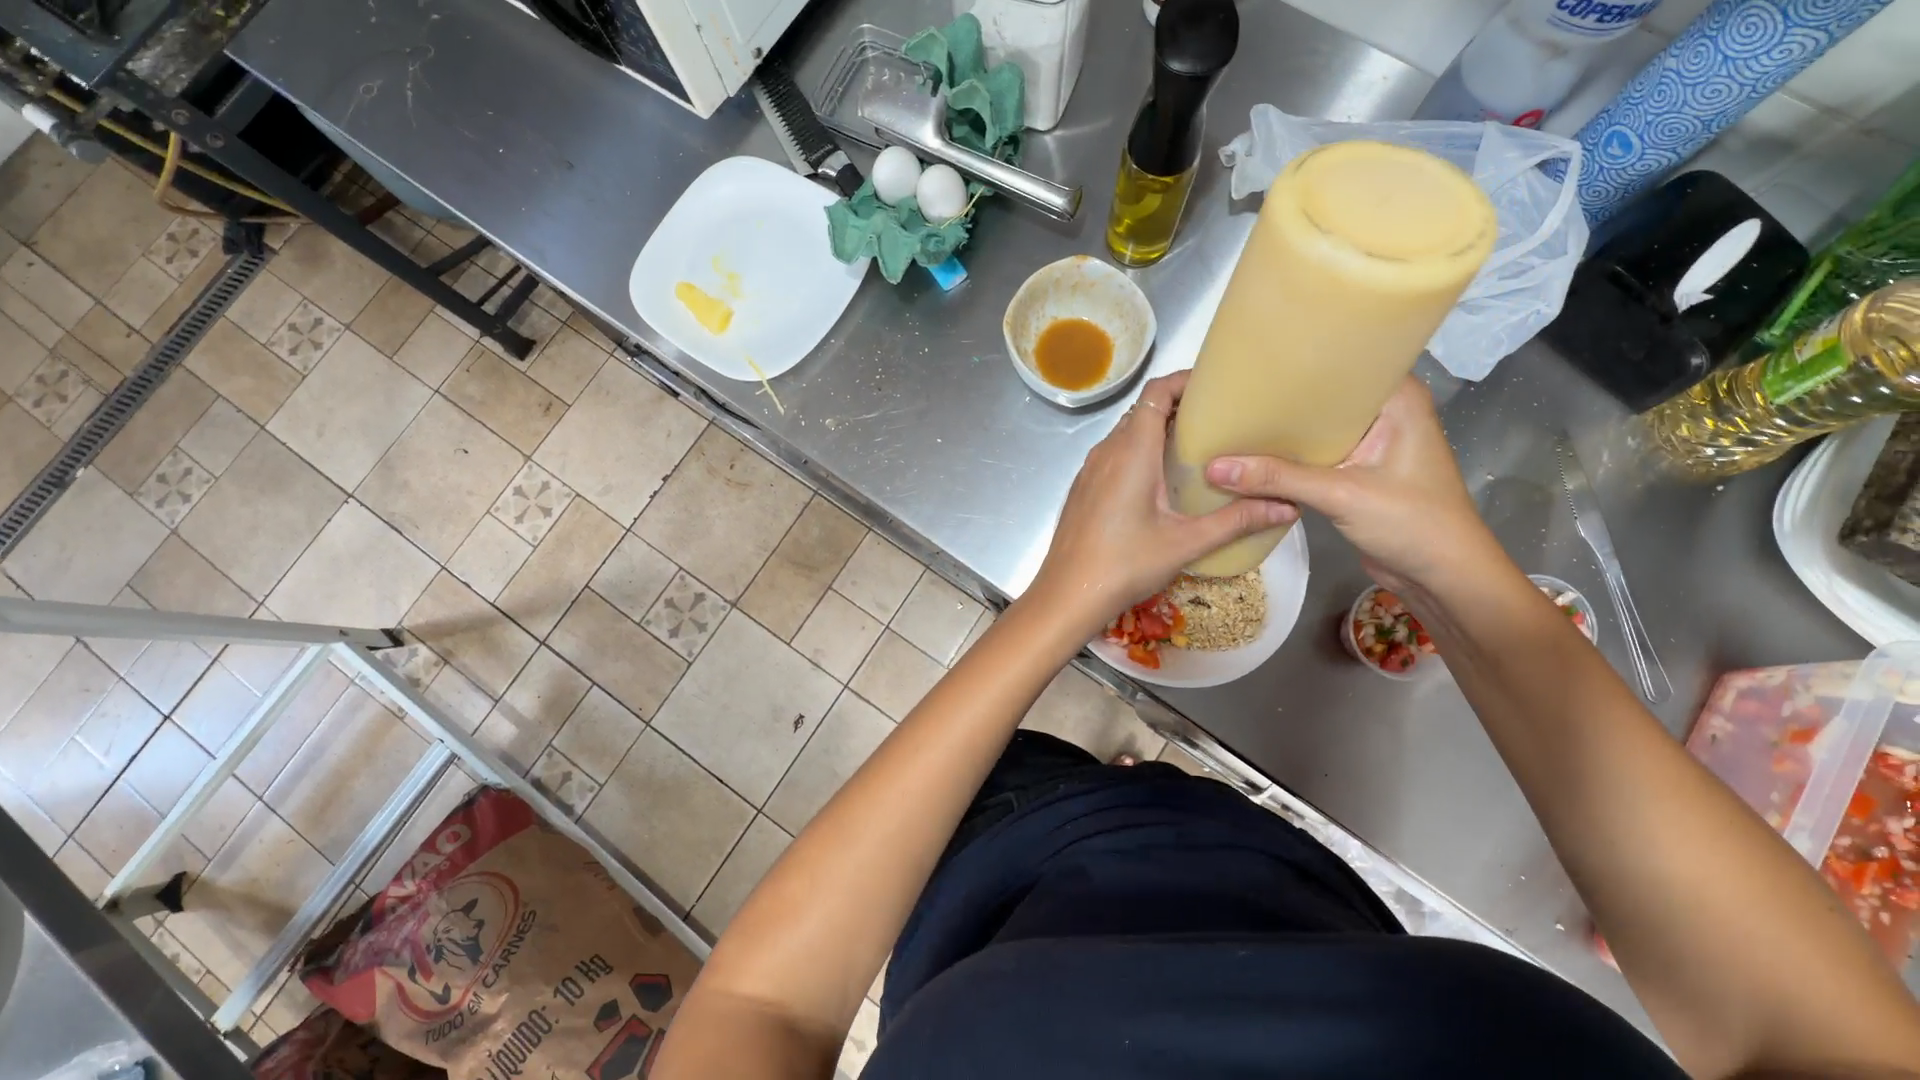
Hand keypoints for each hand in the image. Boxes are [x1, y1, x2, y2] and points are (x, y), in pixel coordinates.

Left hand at [1031, 371, 1292, 633]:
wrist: (1067, 595)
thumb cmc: (1124, 565)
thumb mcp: (1185, 543)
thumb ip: (1236, 521)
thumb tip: (1286, 508)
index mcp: (1132, 451)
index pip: (1156, 393)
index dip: (1184, 380)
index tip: (1215, 385)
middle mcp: (1107, 451)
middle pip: (1143, 410)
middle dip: (1179, 407)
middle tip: (1218, 420)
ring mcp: (1090, 470)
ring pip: (1127, 434)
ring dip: (1158, 432)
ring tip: (1197, 448)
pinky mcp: (1084, 489)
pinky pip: (1114, 455)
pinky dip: (1139, 453)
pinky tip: (1161, 480)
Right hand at [1203, 376, 1502, 595]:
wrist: (1443, 576)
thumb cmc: (1412, 523)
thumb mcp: (1341, 495)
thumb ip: (1277, 479)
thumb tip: (1213, 467)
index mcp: (1395, 397)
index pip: (1340, 362)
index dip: (1296, 360)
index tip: (1249, 361)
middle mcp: (1384, 410)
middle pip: (1322, 394)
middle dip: (1279, 397)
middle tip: (1228, 390)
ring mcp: (1371, 441)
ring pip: (1315, 426)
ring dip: (1281, 431)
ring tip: (1230, 418)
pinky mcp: (1358, 468)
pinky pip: (1315, 453)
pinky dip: (1289, 457)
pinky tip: (1251, 455)